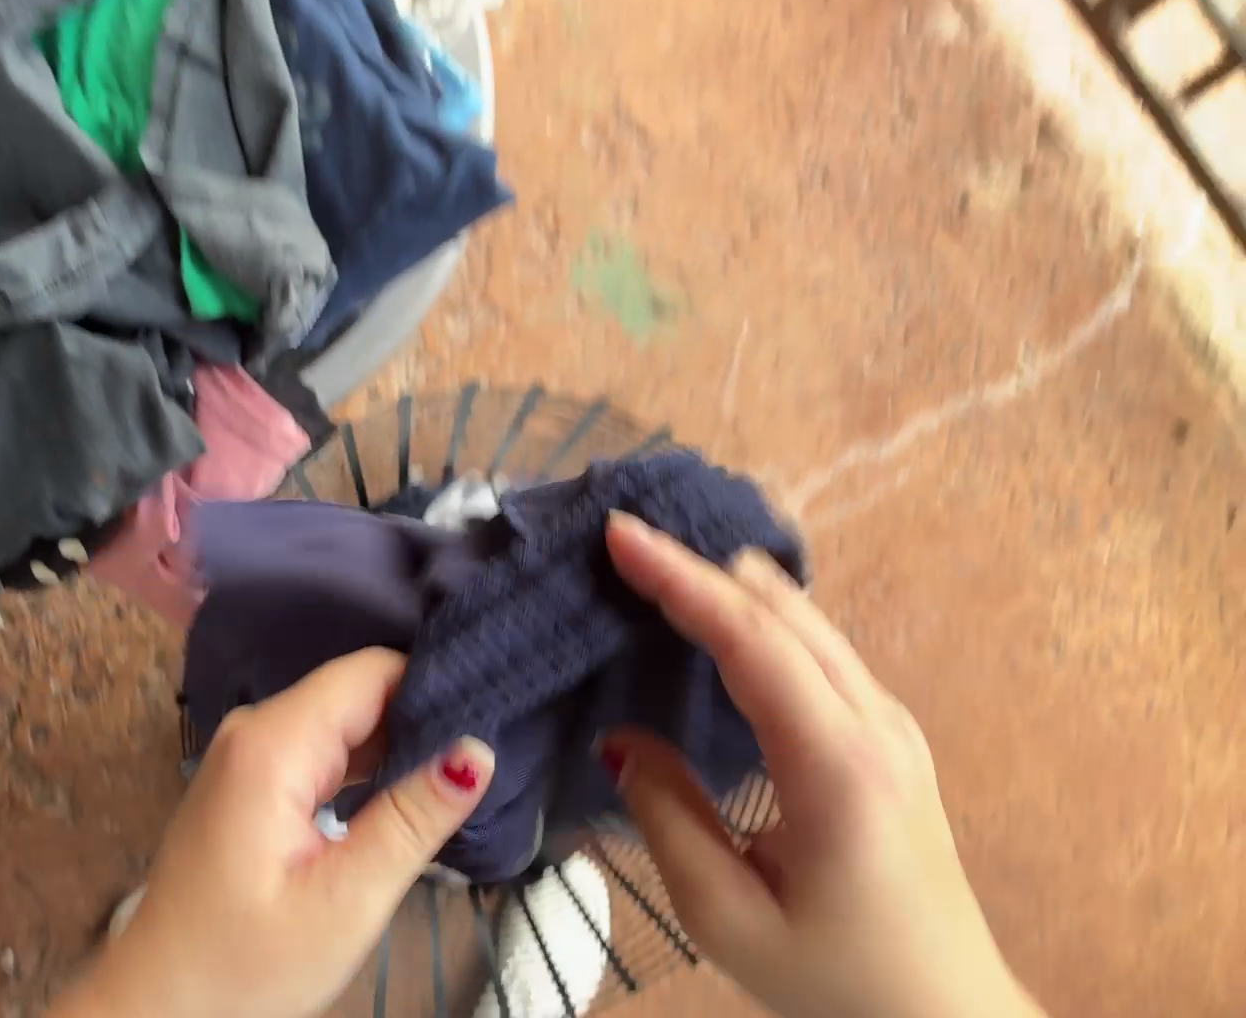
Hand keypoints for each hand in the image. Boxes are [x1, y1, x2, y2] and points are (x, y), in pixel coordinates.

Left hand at [49, 647, 494, 1017]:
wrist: (160, 1004)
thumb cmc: (249, 964)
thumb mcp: (346, 901)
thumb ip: (412, 818)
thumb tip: (476, 749)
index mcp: (273, 741)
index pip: (368, 672)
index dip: (429, 683)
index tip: (487, 709)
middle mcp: (255, 726)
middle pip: (353, 692)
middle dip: (415, 716)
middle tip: (481, 754)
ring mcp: (246, 747)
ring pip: (338, 718)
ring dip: (391, 743)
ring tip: (453, 772)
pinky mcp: (248, 773)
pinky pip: (316, 745)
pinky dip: (360, 763)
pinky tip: (399, 789)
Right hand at [601, 512, 1043, 1017]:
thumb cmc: (834, 979)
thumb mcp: (724, 915)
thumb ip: (665, 812)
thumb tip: (619, 735)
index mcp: (837, 765)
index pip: (752, 640)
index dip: (680, 579)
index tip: (620, 535)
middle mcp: (874, 725)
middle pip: (780, 611)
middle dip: (696, 563)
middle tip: (625, 537)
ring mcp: (889, 725)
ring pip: (802, 618)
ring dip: (726, 580)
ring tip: (658, 558)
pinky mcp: (884, 733)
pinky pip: (812, 643)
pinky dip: (754, 608)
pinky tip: (718, 606)